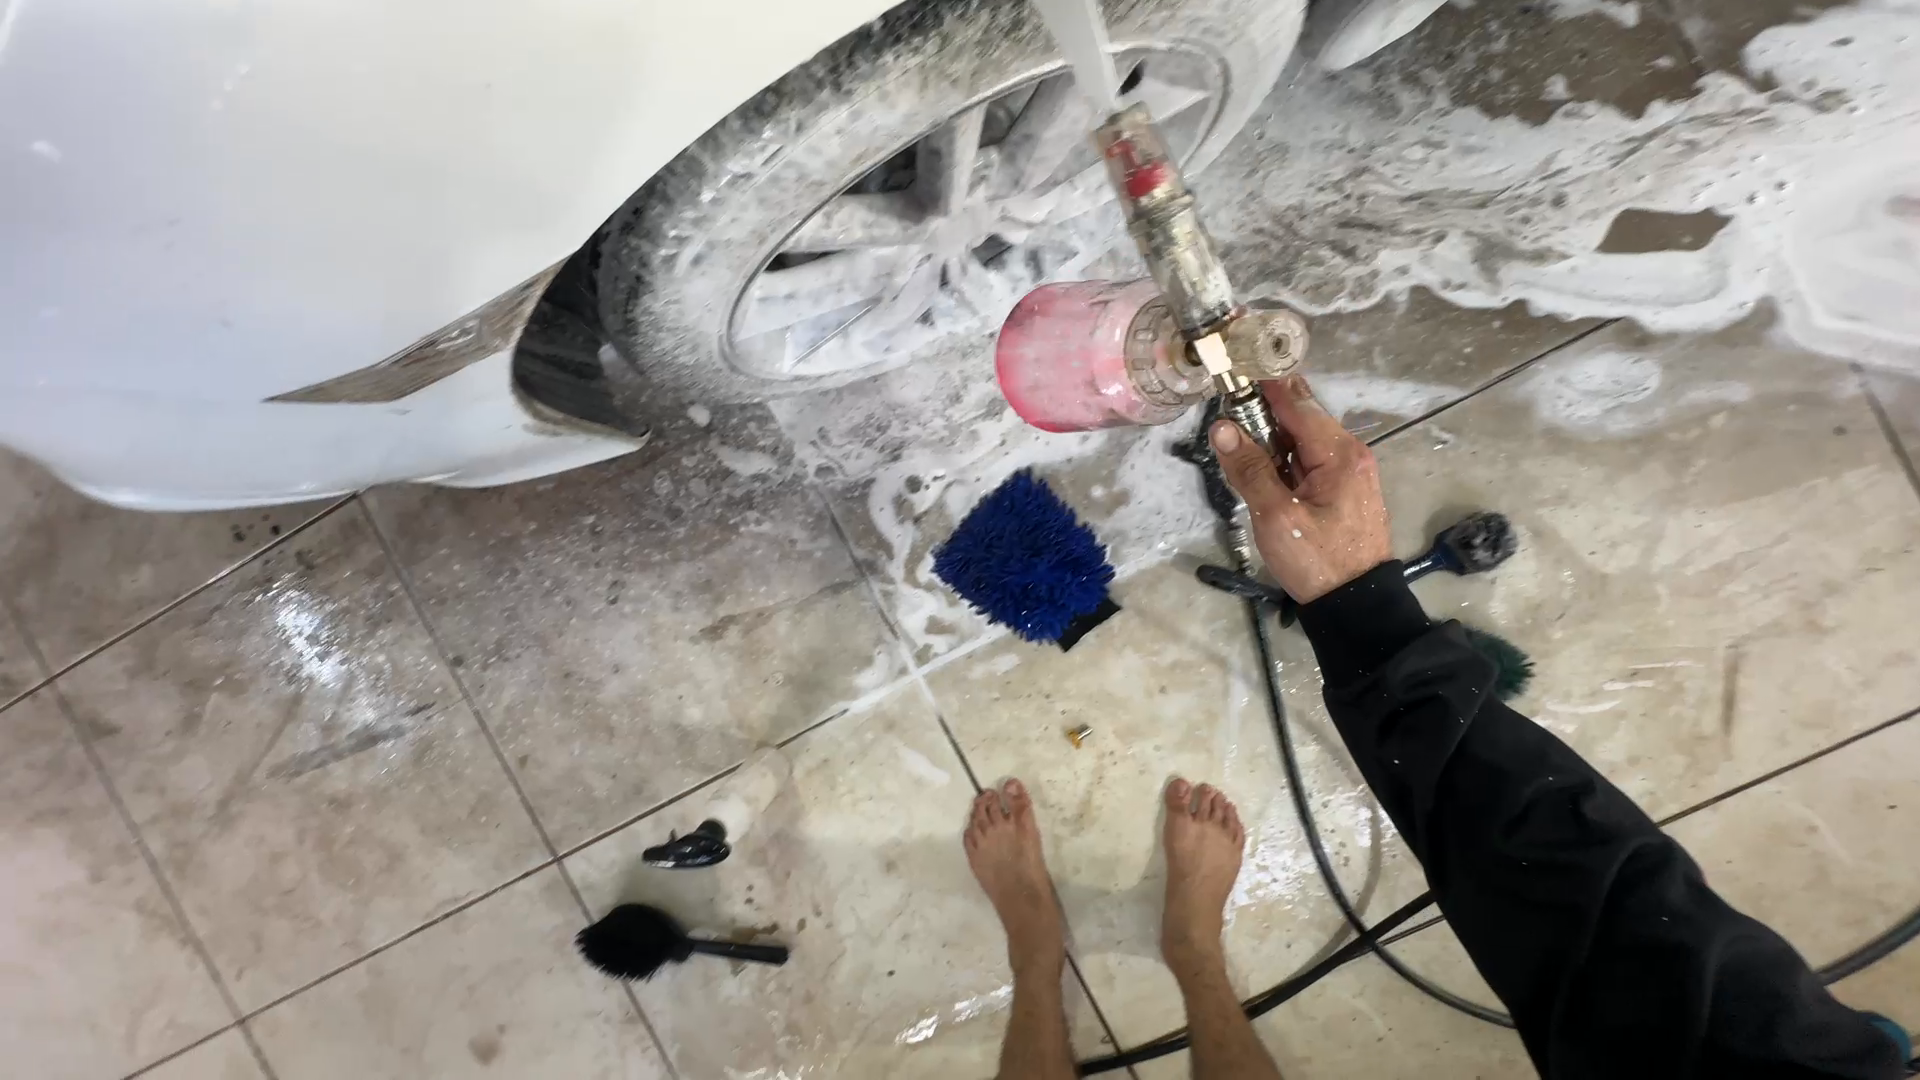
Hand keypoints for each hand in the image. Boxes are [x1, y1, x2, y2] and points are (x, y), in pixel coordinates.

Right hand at [1209, 376, 1391, 604]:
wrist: (1355, 603)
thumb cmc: (1316, 559)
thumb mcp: (1276, 516)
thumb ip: (1249, 469)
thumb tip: (1222, 428)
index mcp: (1339, 454)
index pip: (1297, 404)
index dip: (1264, 385)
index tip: (1235, 368)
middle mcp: (1349, 454)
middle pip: (1302, 416)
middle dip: (1264, 407)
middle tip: (1227, 400)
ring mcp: (1348, 472)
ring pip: (1302, 438)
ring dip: (1270, 433)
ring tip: (1234, 432)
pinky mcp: (1341, 490)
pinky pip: (1307, 459)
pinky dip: (1281, 454)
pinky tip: (1258, 461)